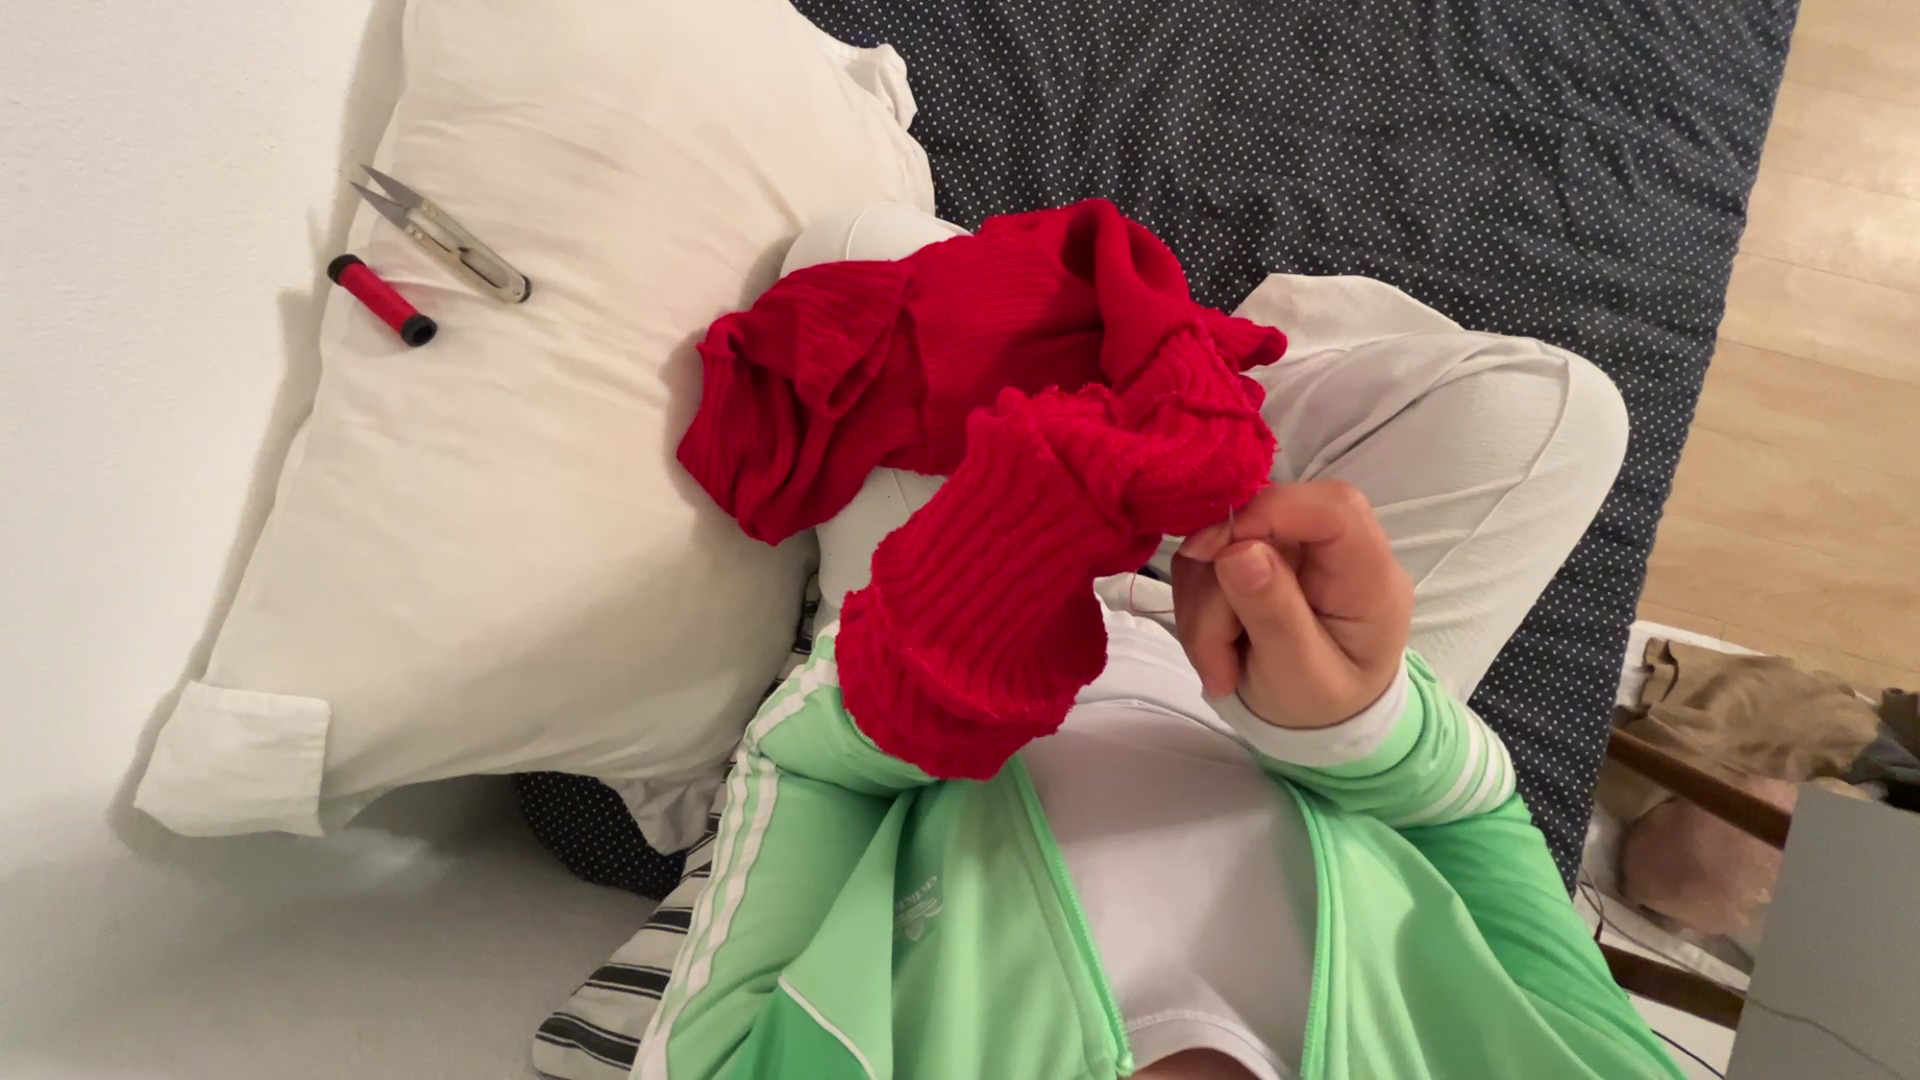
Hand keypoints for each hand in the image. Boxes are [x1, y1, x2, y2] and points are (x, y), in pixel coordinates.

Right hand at [1171, 481, 1412, 728]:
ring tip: (1221, 663)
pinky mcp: (1248, 555)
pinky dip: (1196, 609)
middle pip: (1256, 526)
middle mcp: (1329, 549)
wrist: (1311, 719)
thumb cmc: (1321, 705)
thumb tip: (1238, 551)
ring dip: (1202, 611)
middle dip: (1216, 592)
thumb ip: (1276, 616)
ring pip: (1216, 547)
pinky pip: (1200, 564)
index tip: (1212, 554)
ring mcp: (1286, 549)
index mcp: (1368, 577)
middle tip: (1216, 657)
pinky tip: (1216, 646)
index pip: (1331, 508)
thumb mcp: (1301, 679)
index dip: (1268, 513)